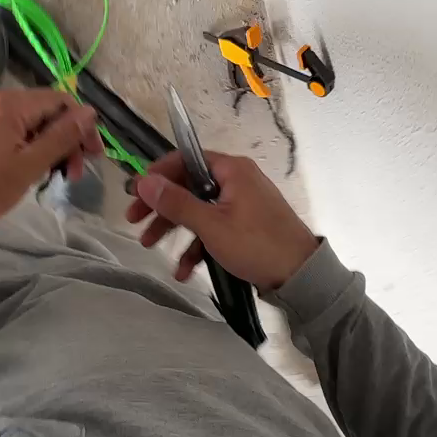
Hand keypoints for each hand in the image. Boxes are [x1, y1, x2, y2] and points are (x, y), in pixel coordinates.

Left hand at [0, 89, 102, 223]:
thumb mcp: (29, 165)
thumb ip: (62, 136)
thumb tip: (89, 111)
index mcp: (12, 104)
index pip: (62, 101)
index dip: (82, 125)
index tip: (92, 155)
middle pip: (47, 111)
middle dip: (66, 139)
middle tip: (73, 173)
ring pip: (31, 121)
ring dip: (49, 144)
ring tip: (54, 175)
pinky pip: (12, 128)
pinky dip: (28, 145)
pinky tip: (31, 167)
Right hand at [124, 150, 317, 290]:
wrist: (302, 276)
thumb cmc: (256, 244)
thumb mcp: (211, 225)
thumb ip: (176, 202)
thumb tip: (143, 181)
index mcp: (231, 170)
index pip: (185, 159)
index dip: (157, 175)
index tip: (135, 193)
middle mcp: (236, 180)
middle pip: (188, 186)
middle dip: (160, 206)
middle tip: (134, 222)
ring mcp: (242, 203)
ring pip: (198, 209)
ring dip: (174, 228)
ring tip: (150, 246)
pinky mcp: (245, 225)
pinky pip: (214, 227)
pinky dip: (197, 244)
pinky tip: (183, 269)